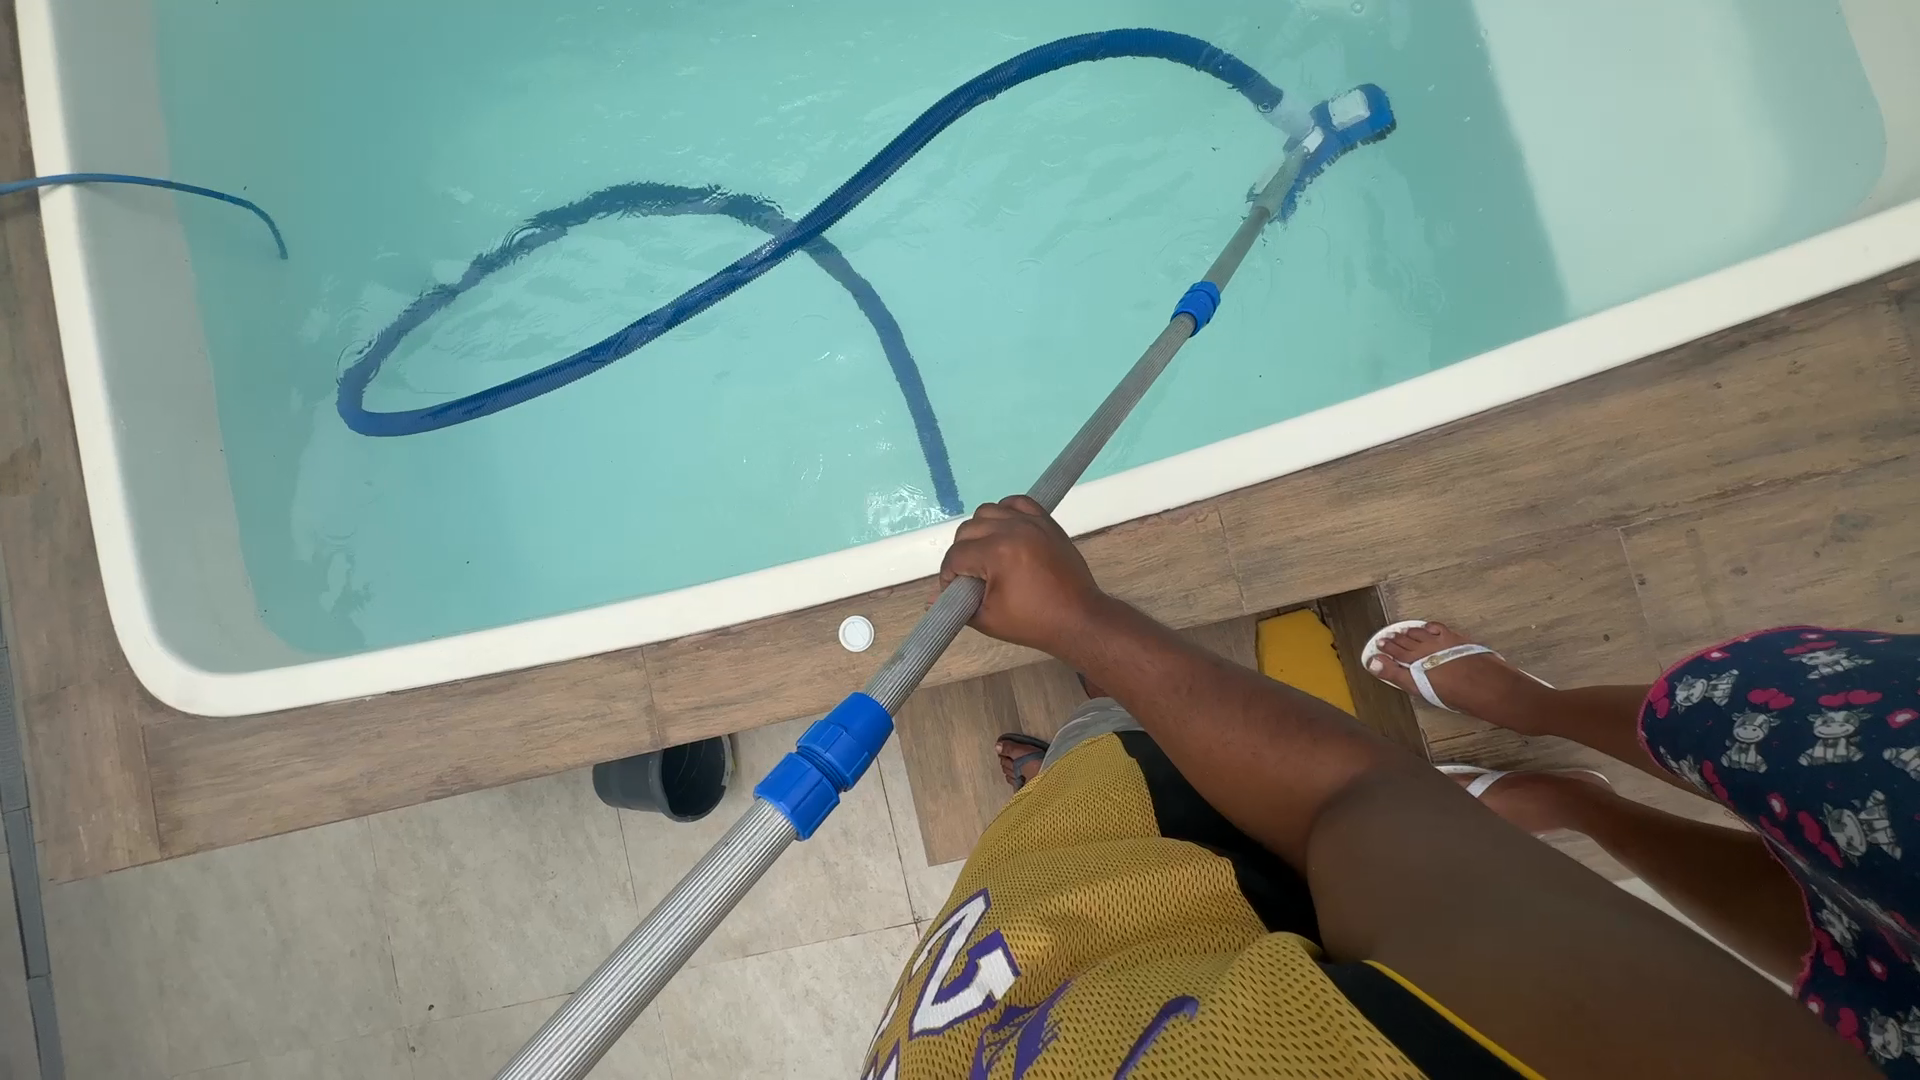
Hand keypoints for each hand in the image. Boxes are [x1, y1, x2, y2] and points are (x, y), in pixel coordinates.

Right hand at [939, 496, 1109, 654]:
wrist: (1078, 618)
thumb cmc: (1033, 622)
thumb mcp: (988, 619)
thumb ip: (957, 605)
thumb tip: (932, 599)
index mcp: (997, 553)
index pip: (956, 556)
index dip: (949, 575)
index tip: (955, 590)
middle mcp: (1012, 530)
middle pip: (967, 530)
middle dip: (962, 553)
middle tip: (971, 577)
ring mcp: (1031, 522)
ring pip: (987, 511)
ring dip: (980, 531)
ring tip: (987, 555)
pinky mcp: (1045, 521)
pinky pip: (1017, 502)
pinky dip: (1006, 512)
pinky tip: (1005, 532)